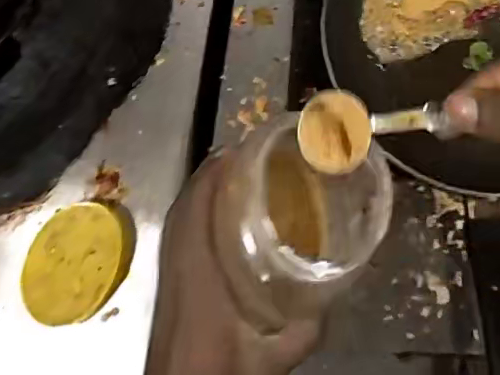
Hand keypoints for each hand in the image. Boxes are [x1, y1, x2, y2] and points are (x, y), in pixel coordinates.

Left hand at [145, 155, 322, 374]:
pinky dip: (198, 203)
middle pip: (193, 193)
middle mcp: (178, 252)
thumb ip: (303, 331)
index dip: (223, 167)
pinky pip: (180, 222)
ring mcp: (168, 261)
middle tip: (254, 156)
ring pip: (184, 205)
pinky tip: (222, 210)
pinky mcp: (167, 272)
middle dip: (220, 168)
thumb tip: (332, 302)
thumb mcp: (268, 358)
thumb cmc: (219, 370)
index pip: (202, 197)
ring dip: (208, 183)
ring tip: (240, 172)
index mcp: (198, 263)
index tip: (250, 148)